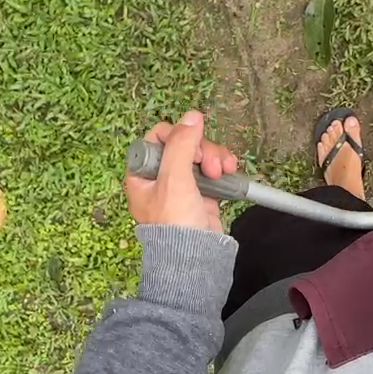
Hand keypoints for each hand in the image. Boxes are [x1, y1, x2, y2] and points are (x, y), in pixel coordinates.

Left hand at [124, 111, 238, 232]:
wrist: (195, 257)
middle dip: (203, 150)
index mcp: (142, 172)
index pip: (158, 137)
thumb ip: (182, 145)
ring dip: (215, 158)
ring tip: (224, 171)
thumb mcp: (174, 179)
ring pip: (200, 155)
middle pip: (184, 144)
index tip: (191, 149)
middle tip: (211, 165)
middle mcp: (160, 177)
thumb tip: (192, 116)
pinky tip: (230, 173)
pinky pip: (212, 169)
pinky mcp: (201, 192)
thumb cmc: (175, 224)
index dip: (178, 137)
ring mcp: (182, 185)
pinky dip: (222, 168)